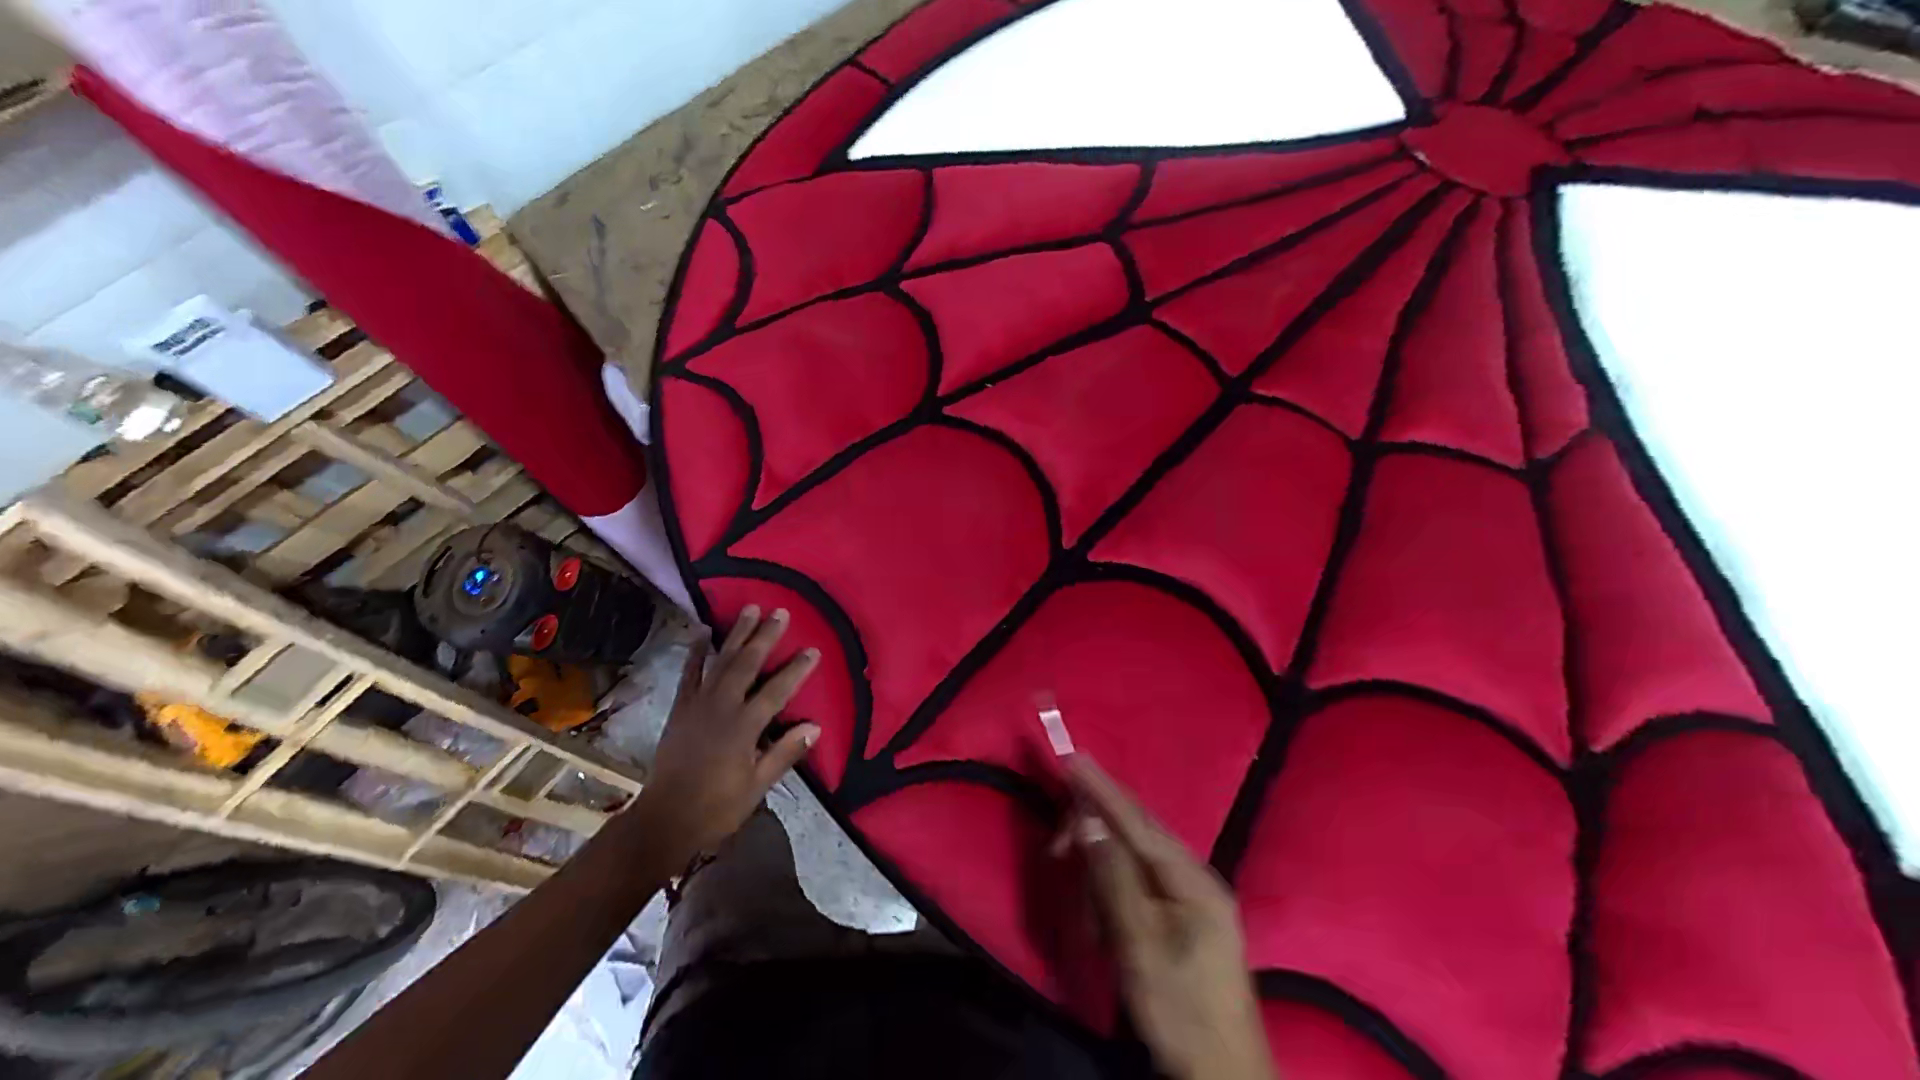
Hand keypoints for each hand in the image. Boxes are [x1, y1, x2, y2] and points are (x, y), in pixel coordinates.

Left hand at [627, 605, 820, 870]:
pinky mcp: (680, 708)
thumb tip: (814, 727)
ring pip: (720, 661)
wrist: (664, 819)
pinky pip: (689, 673)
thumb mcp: (757, 786)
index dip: (795, 670)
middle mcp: (721, 708)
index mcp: (743, 728)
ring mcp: (697, 705)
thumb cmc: (716, 807)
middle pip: (747, 664)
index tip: (812, 650)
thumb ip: (784, 753)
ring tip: (749, 609)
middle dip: (765, 637)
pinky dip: (695, 651)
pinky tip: (702, 632)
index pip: (776, 691)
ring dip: (736, 634)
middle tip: (780, 612)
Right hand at [1067, 756, 1275, 1079]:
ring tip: (1075, 881)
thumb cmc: (1179, 1008)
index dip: (1102, 788)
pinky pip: (1141, 883)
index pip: (1138, 821)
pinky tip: (1099, 904)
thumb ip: (1112, 875)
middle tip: (1056, 845)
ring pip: (1137, 859)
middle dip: (1095, 829)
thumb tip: (1088, 819)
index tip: (1072, 756)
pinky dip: (1114, 886)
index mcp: (1193, 877)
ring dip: (1101, 863)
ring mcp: (1193, 898)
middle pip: (1138, 834)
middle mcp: (1196, 877)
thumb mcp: (1138, 942)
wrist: (1223, 1075)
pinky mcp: (1184, 918)